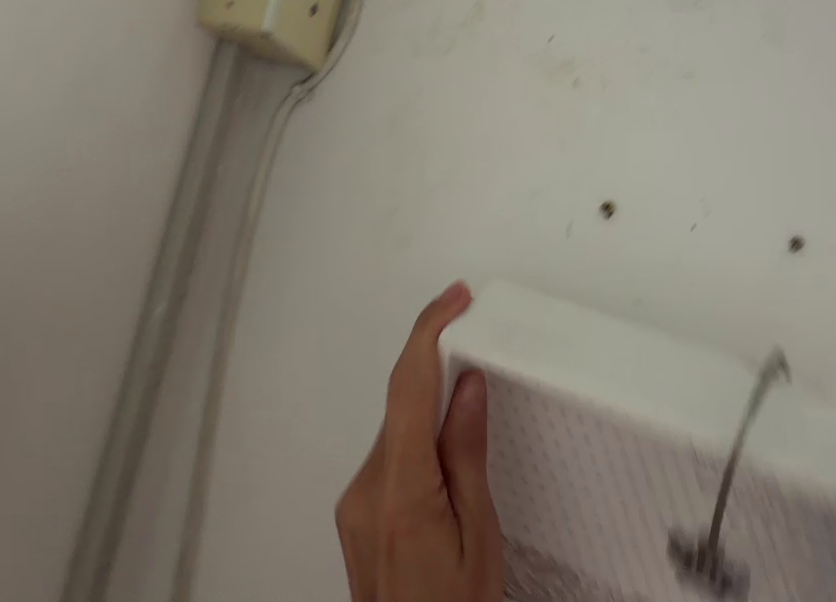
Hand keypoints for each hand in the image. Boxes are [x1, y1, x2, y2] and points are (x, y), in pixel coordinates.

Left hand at [335, 283, 502, 601]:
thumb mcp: (480, 537)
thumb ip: (467, 454)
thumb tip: (466, 385)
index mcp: (399, 493)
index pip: (408, 388)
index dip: (430, 331)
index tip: (455, 298)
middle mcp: (365, 490)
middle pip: (402, 403)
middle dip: (437, 366)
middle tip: (478, 339)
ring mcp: (354, 503)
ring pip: (397, 427)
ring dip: (430, 405)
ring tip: (473, 406)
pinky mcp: (356, 512)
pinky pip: (390, 451)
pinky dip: (418, 434)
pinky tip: (447, 449)